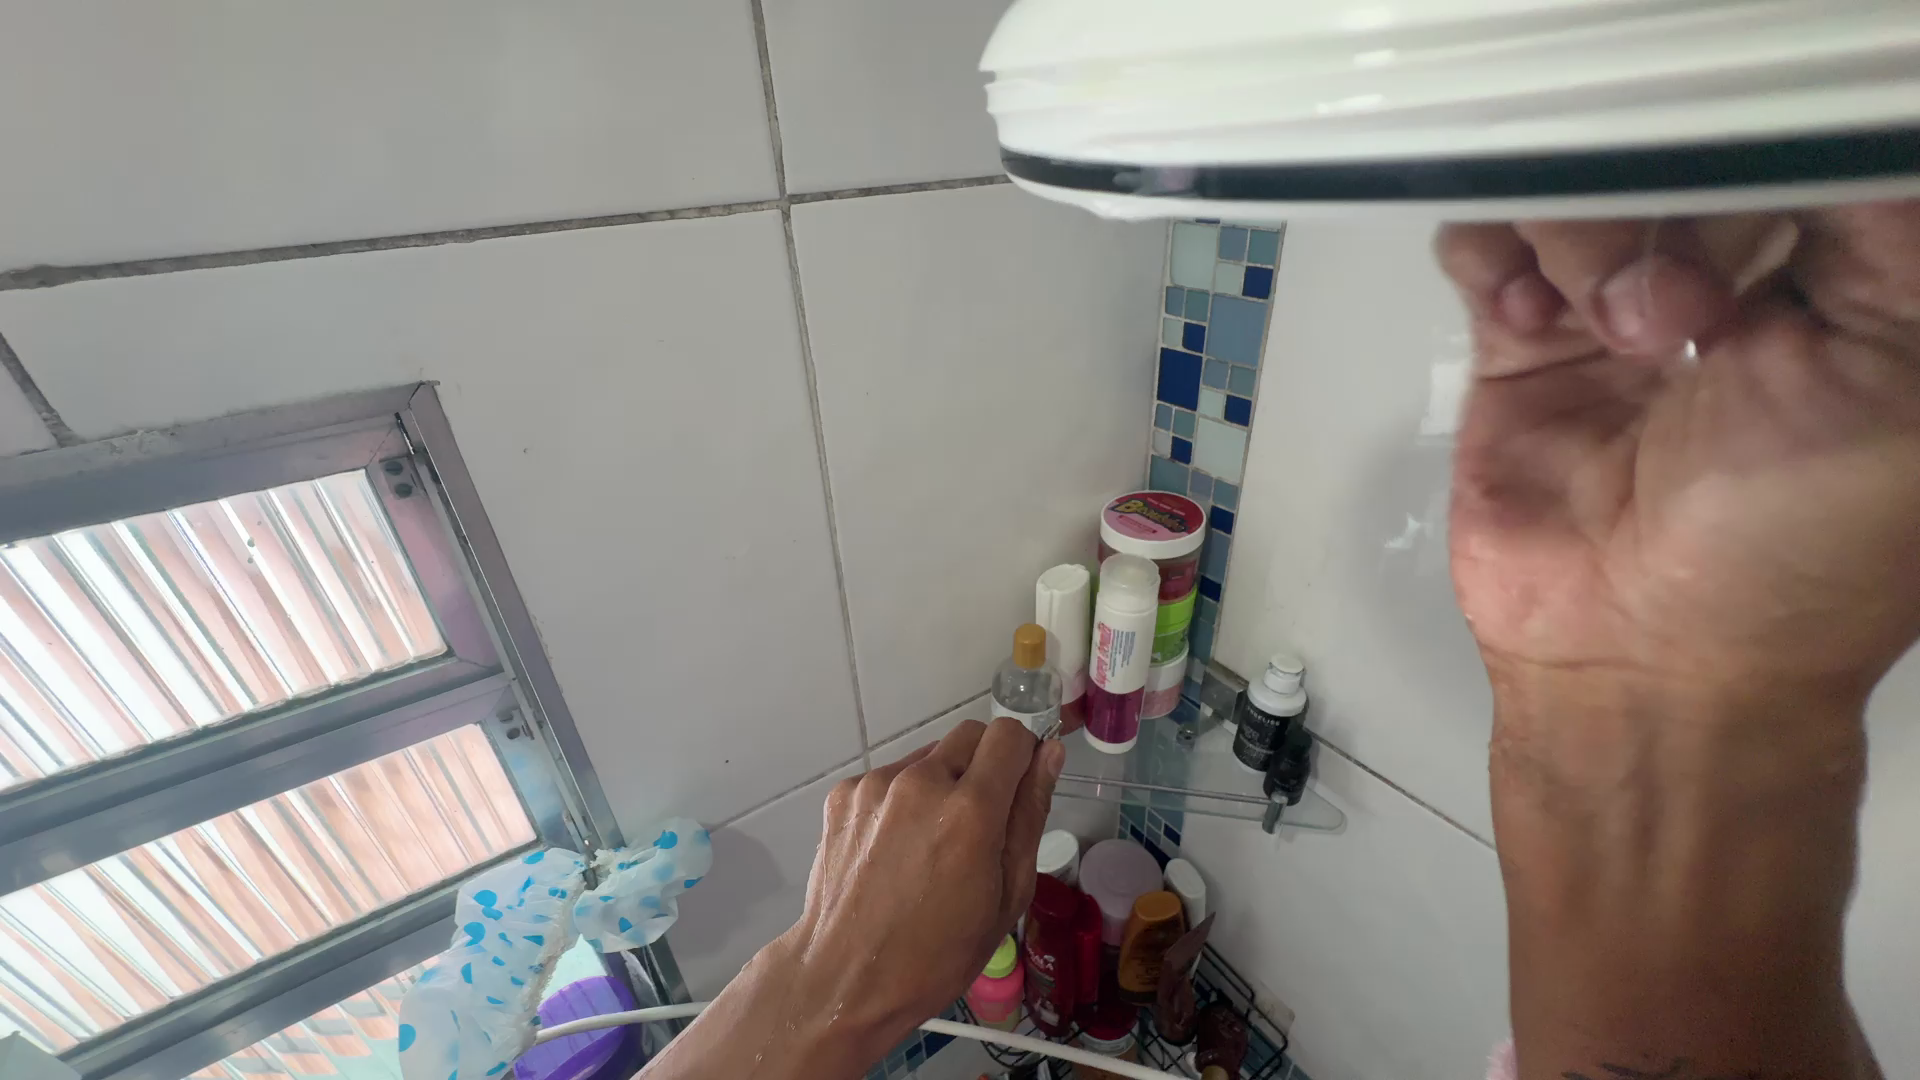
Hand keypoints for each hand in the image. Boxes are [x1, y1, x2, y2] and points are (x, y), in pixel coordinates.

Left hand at [779, 718, 1063, 1057]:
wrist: (844, 979)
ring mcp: (877, 783)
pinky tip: (892, 847)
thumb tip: (1050, 752)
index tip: (1018, 785)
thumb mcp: (1007, 895)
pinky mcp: (845, 791)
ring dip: (941, 782)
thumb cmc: (938, 953)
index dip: (1023, 754)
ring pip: (930, 756)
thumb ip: (1030, 813)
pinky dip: (901, 798)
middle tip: (977, 821)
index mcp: (970, 809)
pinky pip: (891, 776)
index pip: (1009, 734)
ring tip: (928, 842)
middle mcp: (921, 780)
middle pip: (970, 735)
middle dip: (985, 764)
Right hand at [1438, 203, 1919, 721]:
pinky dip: (1489, 260)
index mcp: (1842, 284)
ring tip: (1580, 326)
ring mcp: (1605, 323)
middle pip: (1666, 169)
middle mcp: (1725, 289)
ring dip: (1566, 242)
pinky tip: (1521, 318)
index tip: (1731, 221)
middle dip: (1655, 224)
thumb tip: (1810, 145)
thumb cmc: (1793, 549)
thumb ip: (1875, 249)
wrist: (1635, 651)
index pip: (1782, 158)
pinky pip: (1484, 262)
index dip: (1747, 165)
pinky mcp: (1516, 359)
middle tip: (1662, 321)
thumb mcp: (1901, 379)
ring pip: (1566, 200)